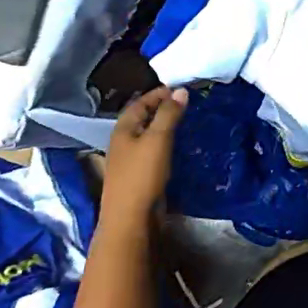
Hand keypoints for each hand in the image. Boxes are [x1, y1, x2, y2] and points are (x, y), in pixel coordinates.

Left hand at [100, 85, 188, 221]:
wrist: (130, 219)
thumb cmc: (142, 175)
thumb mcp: (158, 139)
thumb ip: (169, 114)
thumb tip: (180, 91)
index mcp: (123, 129)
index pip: (140, 103)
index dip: (158, 94)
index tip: (178, 89)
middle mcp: (123, 142)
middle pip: (142, 118)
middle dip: (161, 109)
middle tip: (184, 103)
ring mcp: (129, 161)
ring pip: (147, 136)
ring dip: (163, 127)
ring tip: (183, 122)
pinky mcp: (138, 176)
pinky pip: (152, 152)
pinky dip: (164, 144)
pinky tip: (176, 148)